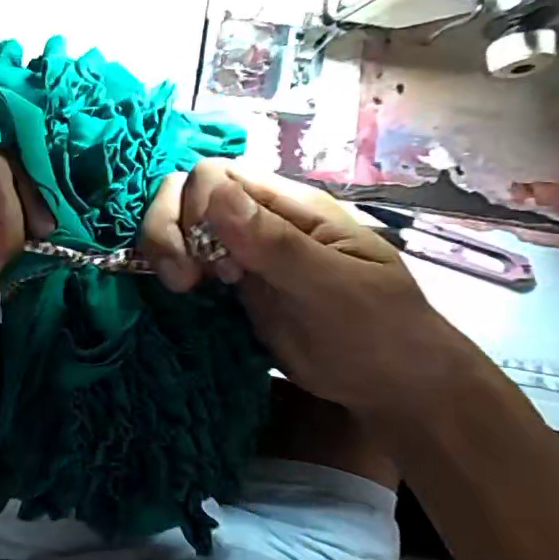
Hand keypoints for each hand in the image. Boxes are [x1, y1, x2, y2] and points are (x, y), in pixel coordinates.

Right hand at [141, 161, 481, 422]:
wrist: (392, 384)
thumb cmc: (379, 331)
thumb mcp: (332, 287)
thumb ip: (276, 244)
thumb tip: (214, 195)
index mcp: (292, 207)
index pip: (218, 176)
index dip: (197, 208)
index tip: (215, 264)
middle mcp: (262, 221)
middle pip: (189, 194)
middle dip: (169, 227)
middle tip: (183, 281)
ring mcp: (246, 254)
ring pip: (184, 227)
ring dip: (166, 249)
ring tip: (182, 288)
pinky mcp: (236, 287)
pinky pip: (192, 263)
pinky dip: (174, 272)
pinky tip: (183, 296)